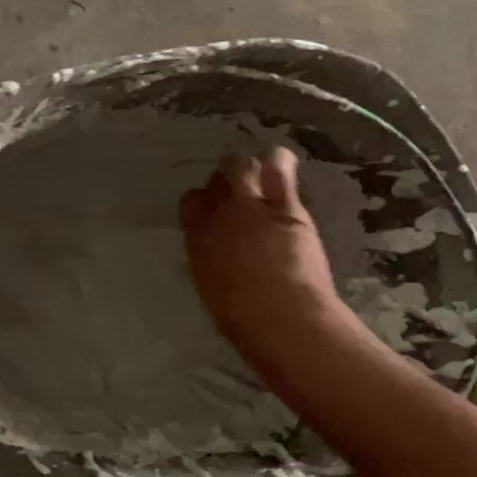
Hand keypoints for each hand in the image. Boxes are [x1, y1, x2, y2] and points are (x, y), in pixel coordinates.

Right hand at [179, 147, 357, 366]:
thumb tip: (220, 259)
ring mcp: (250, 207)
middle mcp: (218, 216)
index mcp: (197, 239)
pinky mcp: (285, 208)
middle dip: (223, 180)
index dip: (202, 200)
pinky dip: (279, 162)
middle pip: (214, 183)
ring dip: (247, 167)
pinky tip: (281, 157)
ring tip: (257, 168)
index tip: (212, 206)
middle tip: (235, 187)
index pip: (191, 203)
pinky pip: (278, 174)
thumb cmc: (245, 320)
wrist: (282, 317)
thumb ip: (214, 262)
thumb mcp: (215, 288)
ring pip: (242, 169)